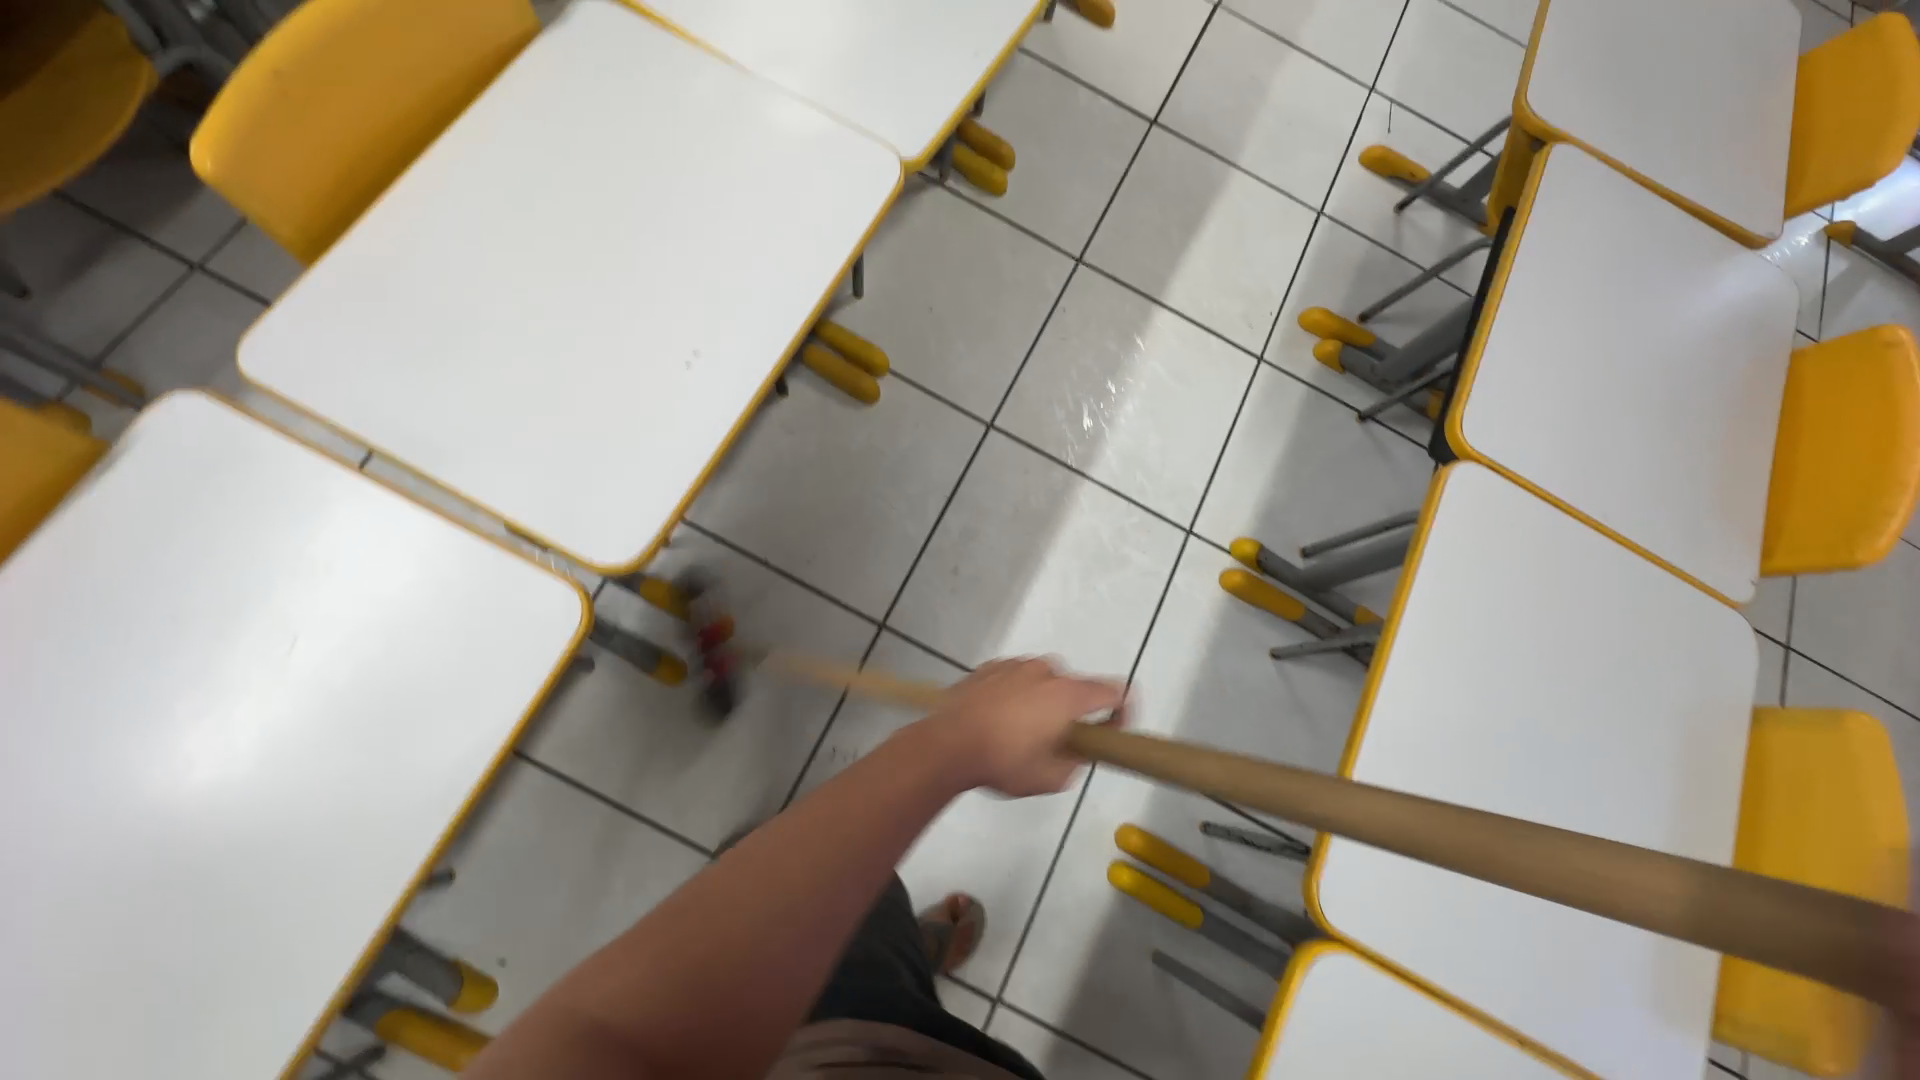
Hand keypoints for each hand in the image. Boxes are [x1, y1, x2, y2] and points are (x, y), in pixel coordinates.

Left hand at [912, 656, 1126, 797]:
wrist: (946, 744)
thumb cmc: (1003, 762)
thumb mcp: (1050, 778)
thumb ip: (1076, 762)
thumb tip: (1076, 753)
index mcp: (1068, 695)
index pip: (1115, 692)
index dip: (1122, 711)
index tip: (1114, 731)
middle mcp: (1046, 671)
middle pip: (1075, 688)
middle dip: (1073, 712)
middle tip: (1058, 741)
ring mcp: (1015, 665)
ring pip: (1043, 682)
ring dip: (1042, 703)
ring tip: (1021, 733)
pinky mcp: (989, 667)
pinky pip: (1016, 680)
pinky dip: (1016, 696)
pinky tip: (999, 720)